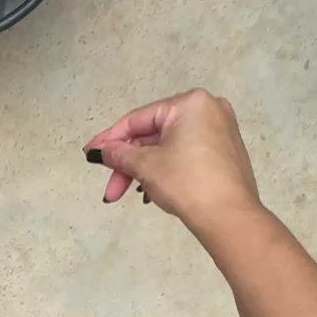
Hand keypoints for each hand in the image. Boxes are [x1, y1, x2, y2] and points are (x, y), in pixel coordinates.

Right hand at [84, 89, 260, 229]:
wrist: (227, 213)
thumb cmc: (186, 182)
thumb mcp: (146, 166)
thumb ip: (119, 154)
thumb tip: (100, 150)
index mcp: (189, 103)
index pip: (138, 119)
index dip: (109, 139)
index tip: (89, 154)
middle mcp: (206, 109)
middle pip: (151, 135)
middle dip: (126, 165)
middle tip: (110, 192)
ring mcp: (217, 129)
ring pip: (165, 147)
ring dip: (141, 171)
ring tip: (128, 195)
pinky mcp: (221, 150)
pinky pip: (182, 154)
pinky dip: (162, 170)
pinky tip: (150, 191)